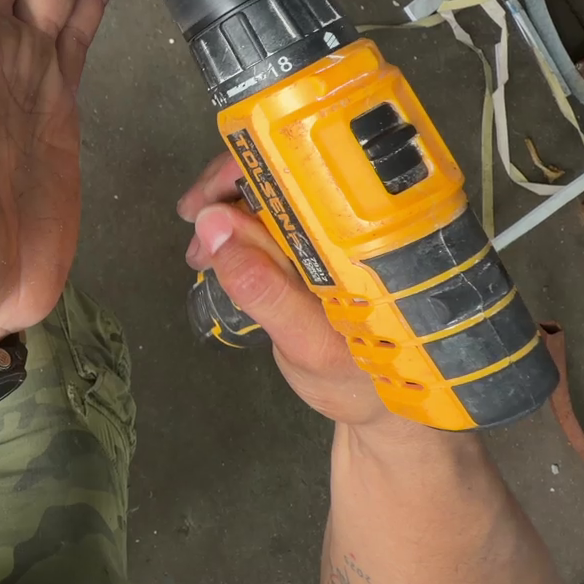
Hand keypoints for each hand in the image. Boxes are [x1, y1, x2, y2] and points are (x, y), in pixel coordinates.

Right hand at [177, 153, 392, 426]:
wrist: (389, 412)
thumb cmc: (360, 381)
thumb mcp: (308, 342)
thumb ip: (264, 289)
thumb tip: (211, 223)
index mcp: (366, 234)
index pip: (304, 170)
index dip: (244, 172)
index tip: (200, 206)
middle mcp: (356, 222)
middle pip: (283, 175)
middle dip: (224, 197)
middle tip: (193, 239)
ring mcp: (338, 234)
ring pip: (272, 197)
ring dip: (225, 217)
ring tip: (200, 258)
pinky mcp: (322, 249)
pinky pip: (271, 222)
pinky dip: (236, 232)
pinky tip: (220, 257)